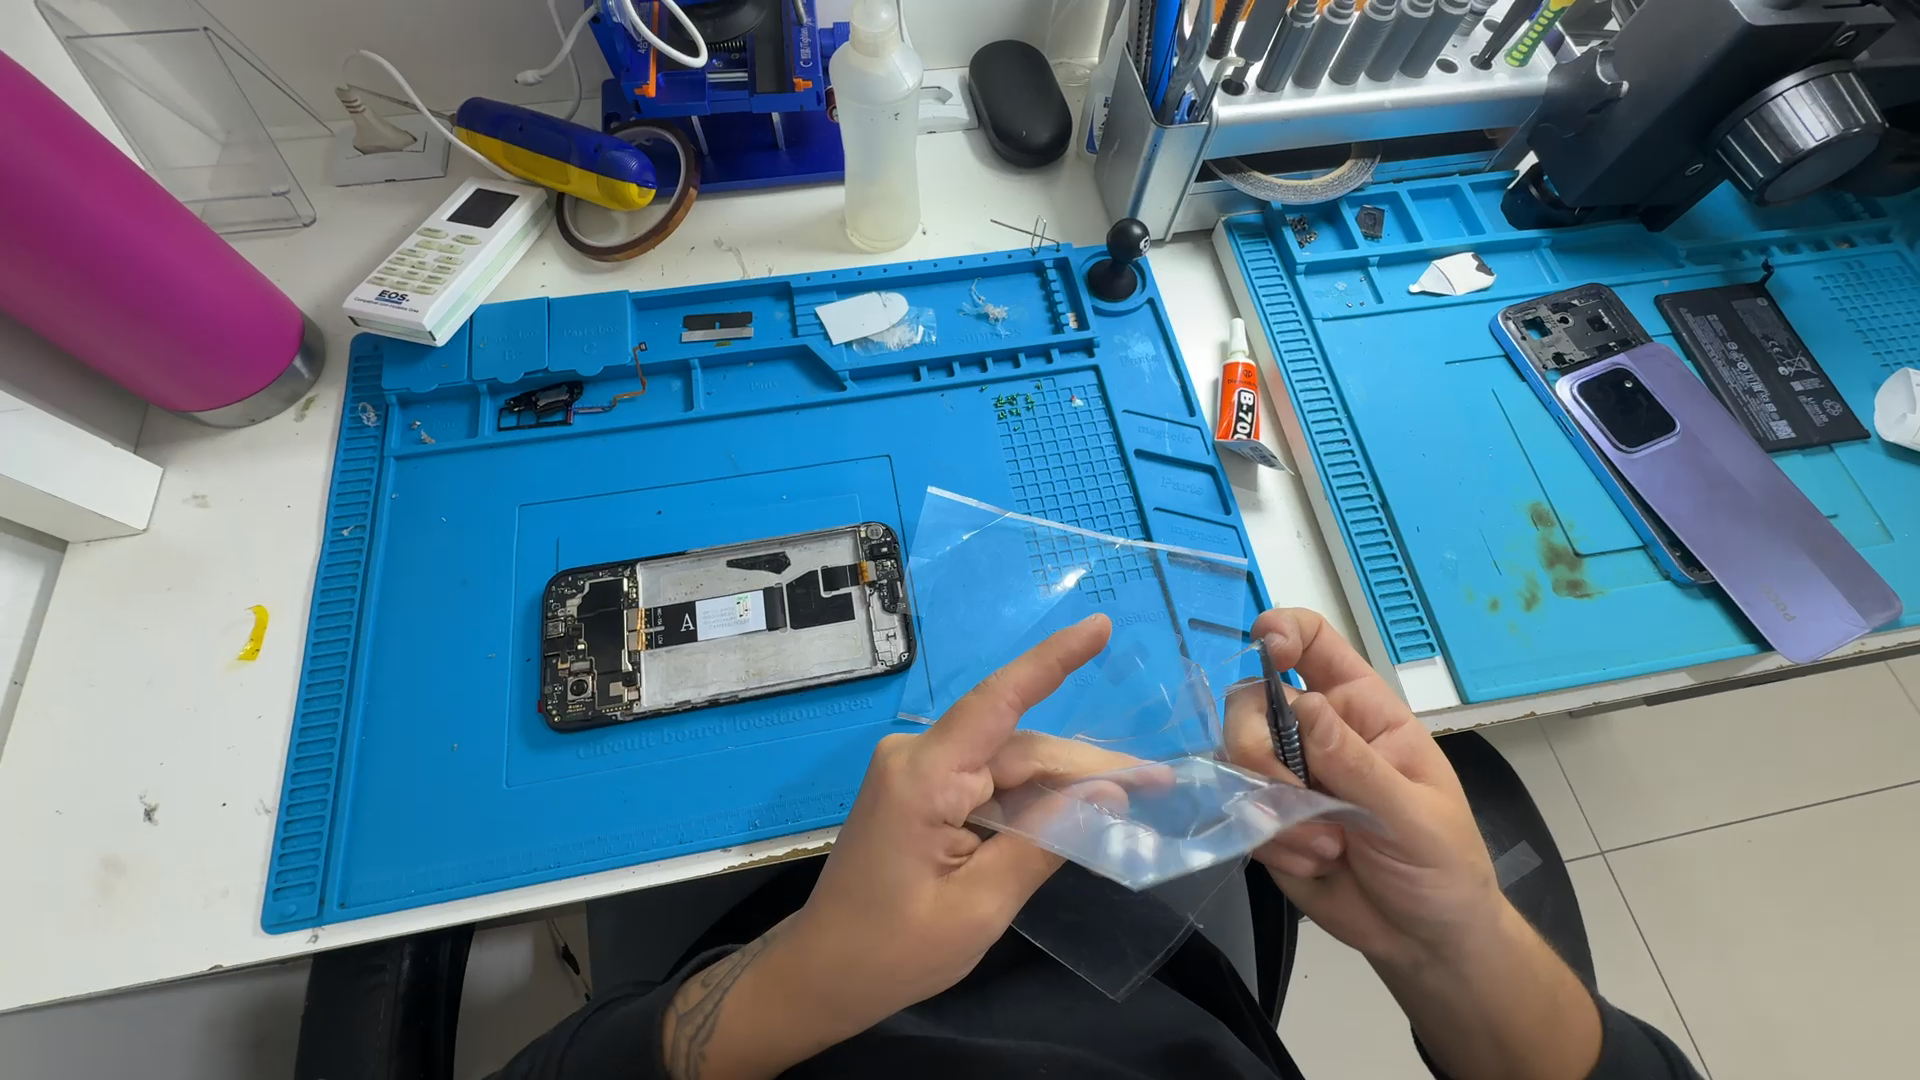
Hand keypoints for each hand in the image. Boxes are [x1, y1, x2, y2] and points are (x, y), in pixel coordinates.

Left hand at [661, 614, 1133, 1078]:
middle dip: (1084, 765)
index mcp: (924, 776)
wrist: (823, 973)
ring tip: (1131, 795)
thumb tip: (1106, 795)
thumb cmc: (894, 951)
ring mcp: (916, 768)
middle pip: (1017, 745)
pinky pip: (987, 781)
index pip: (998, 701)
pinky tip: (1074, 812)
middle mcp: (917, 755)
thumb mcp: (980, 907)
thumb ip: (1044, 842)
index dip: (1053, 661)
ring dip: (1063, 783)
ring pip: (1007, 763)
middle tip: (1154, 781)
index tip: (1099, 627)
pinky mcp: (920, 787)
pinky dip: (1029, 799)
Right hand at [1224, 608, 1600, 1079]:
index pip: (1312, 642)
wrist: (1422, 940)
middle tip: (1292, 793)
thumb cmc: (1441, 864)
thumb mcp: (1414, 814)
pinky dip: (1270, 839)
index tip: (1267, 647)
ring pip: (1234, 756)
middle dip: (1258, 749)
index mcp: (1358, 709)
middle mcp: (1311, 730)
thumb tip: (1307, 704)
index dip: (1283, 630)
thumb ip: (1357, 763)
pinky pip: (1236, 808)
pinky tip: (1313, 862)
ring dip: (1272, 806)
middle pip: (1249, 701)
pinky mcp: (1261, 813)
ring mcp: (1282, 771)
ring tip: (1326, 846)